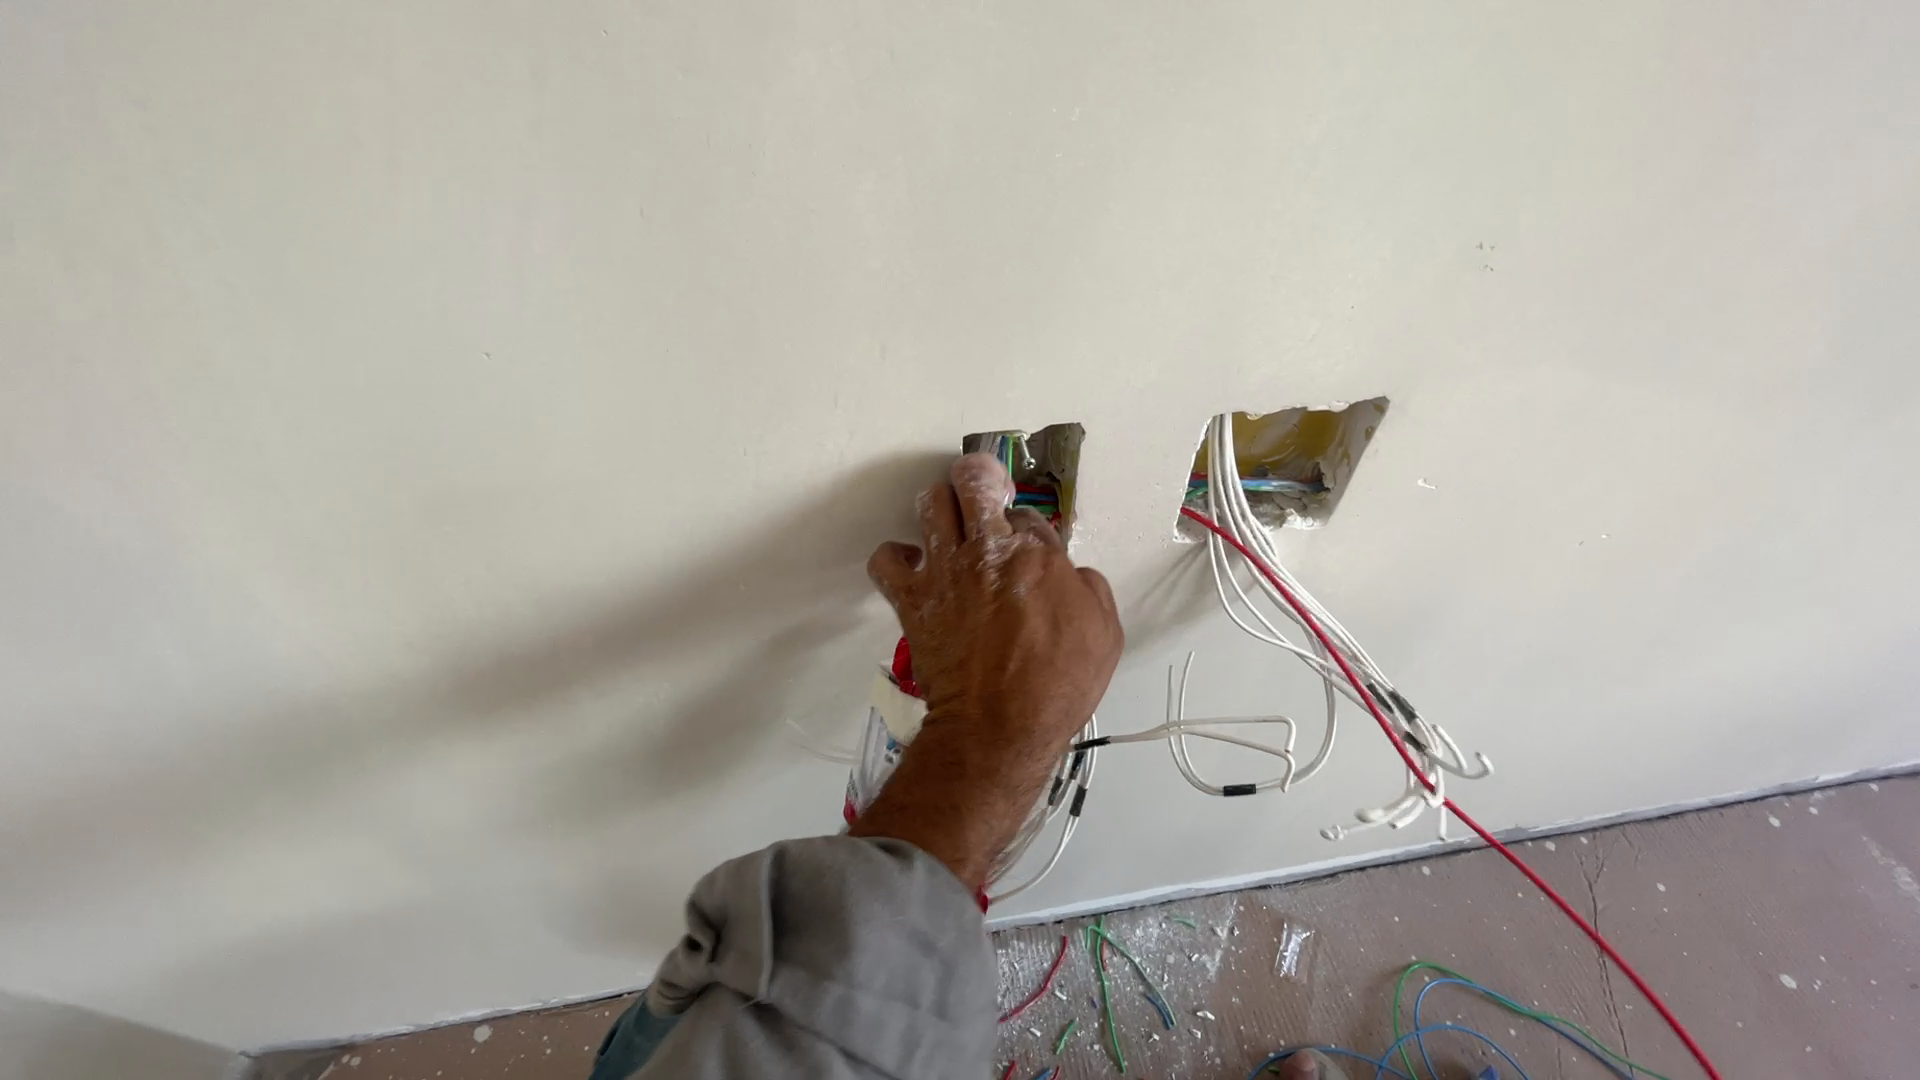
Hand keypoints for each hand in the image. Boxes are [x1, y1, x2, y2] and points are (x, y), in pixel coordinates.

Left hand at [851, 453, 1122, 889]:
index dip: (1030, 527)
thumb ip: (1088, 588)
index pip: (1030, 514)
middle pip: (973, 478)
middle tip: (984, 494)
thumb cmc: (1056, 684)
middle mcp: (987, 548)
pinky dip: (895, 558)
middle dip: (979, 476)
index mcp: (1037, 552)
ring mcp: (944, 570)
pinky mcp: (912, 599)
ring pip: (929, 502)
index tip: (1030, 545)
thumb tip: (1069, 574)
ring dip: (940, 505)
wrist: (1000, 727)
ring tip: (949, 525)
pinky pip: (886, 558)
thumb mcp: (1105, 631)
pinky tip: (913, 568)